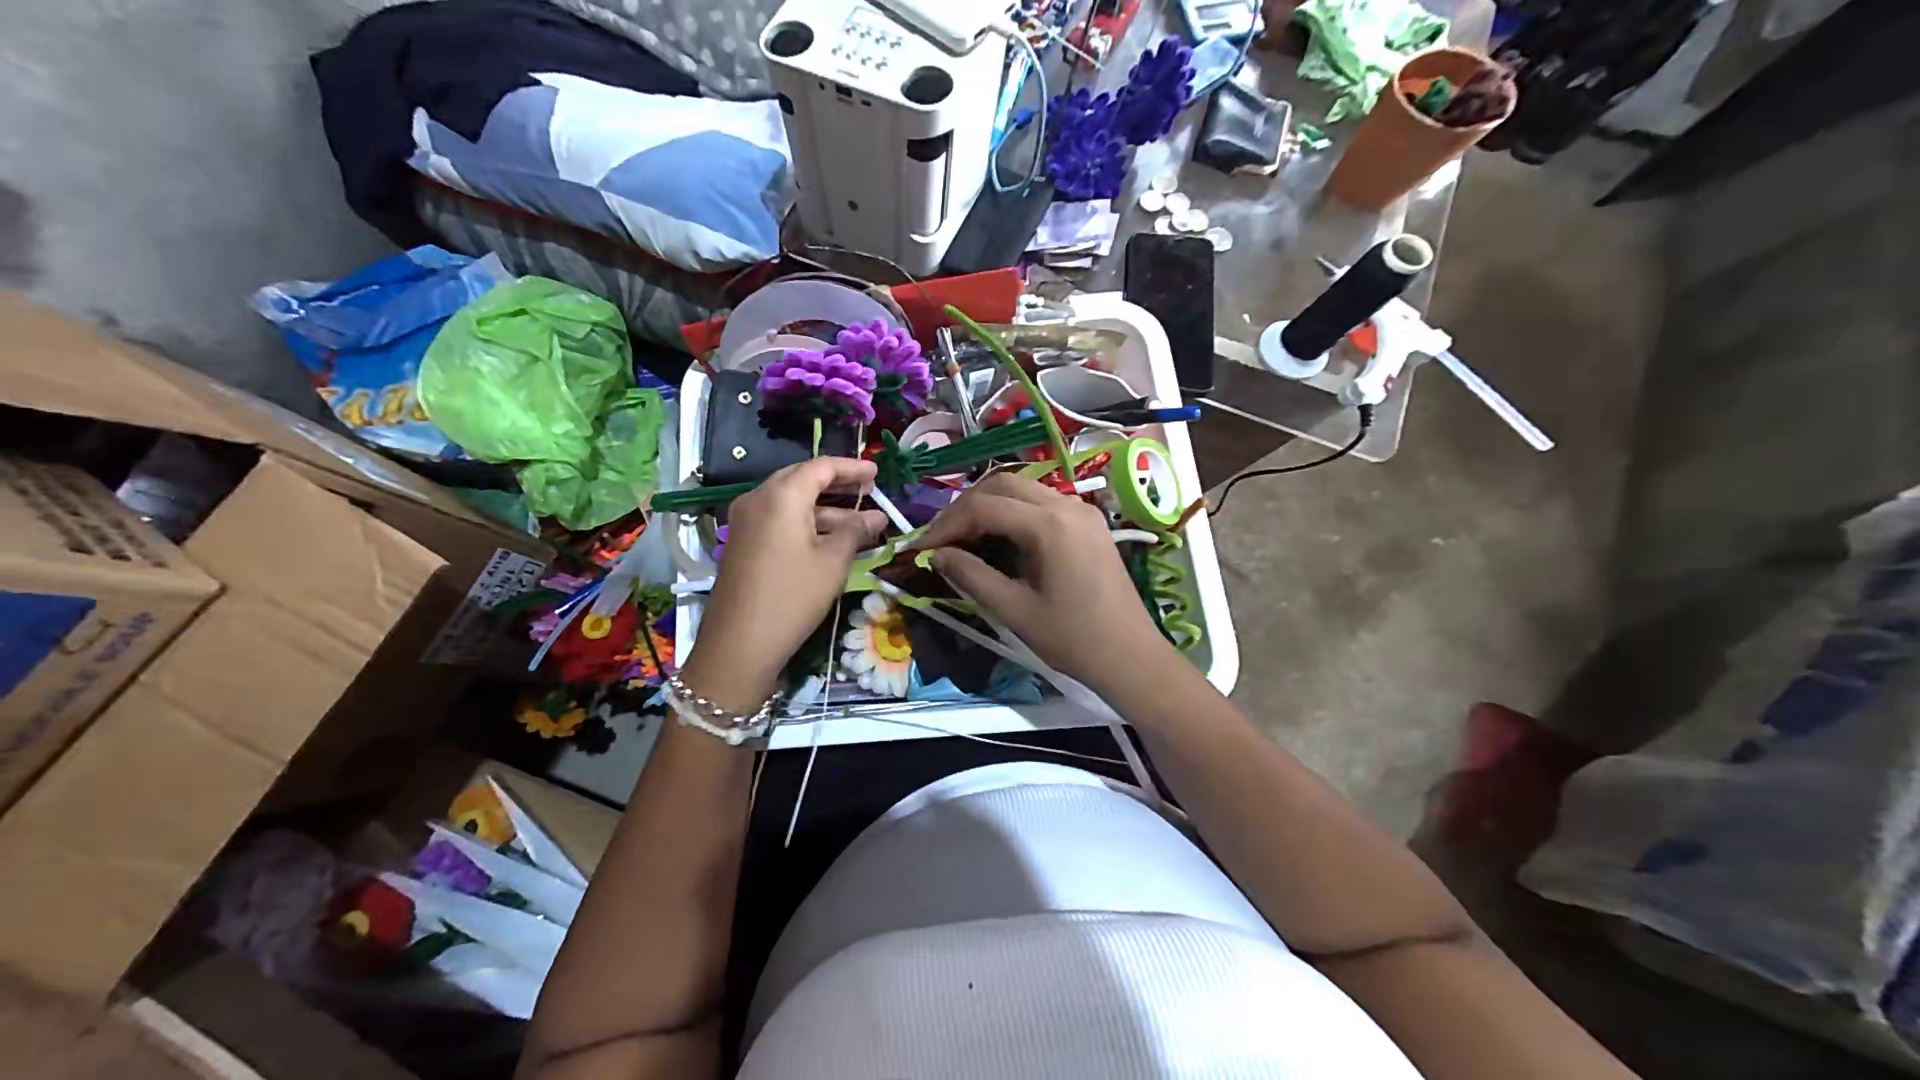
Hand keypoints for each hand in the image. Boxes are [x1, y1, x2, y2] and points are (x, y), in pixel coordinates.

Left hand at [678, 457, 885, 712]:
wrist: (739, 643)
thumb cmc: (792, 596)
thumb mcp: (832, 562)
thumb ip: (855, 531)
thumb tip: (876, 517)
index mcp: (781, 495)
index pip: (821, 466)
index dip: (852, 467)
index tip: (877, 472)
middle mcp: (758, 498)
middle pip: (802, 479)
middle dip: (838, 484)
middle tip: (869, 490)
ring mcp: (746, 520)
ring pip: (792, 502)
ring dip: (826, 508)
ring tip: (863, 522)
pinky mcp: (743, 542)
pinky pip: (779, 519)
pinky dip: (808, 522)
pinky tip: (834, 538)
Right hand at [911, 473, 1181, 699]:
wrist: (1130, 656)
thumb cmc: (1073, 638)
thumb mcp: (1014, 610)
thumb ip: (971, 576)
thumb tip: (936, 555)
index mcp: (1050, 525)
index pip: (984, 507)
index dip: (946, 525)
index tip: (921, 549)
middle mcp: (1067, 504)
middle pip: (1002, 484)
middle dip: (965, 507)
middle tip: (941, 539)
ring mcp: (1082, 510)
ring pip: (1022, 489)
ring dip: (988, 505)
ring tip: (962, 538)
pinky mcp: (1088, 522)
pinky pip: (1041, 502)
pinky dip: (1012, 511)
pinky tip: (997, 538)